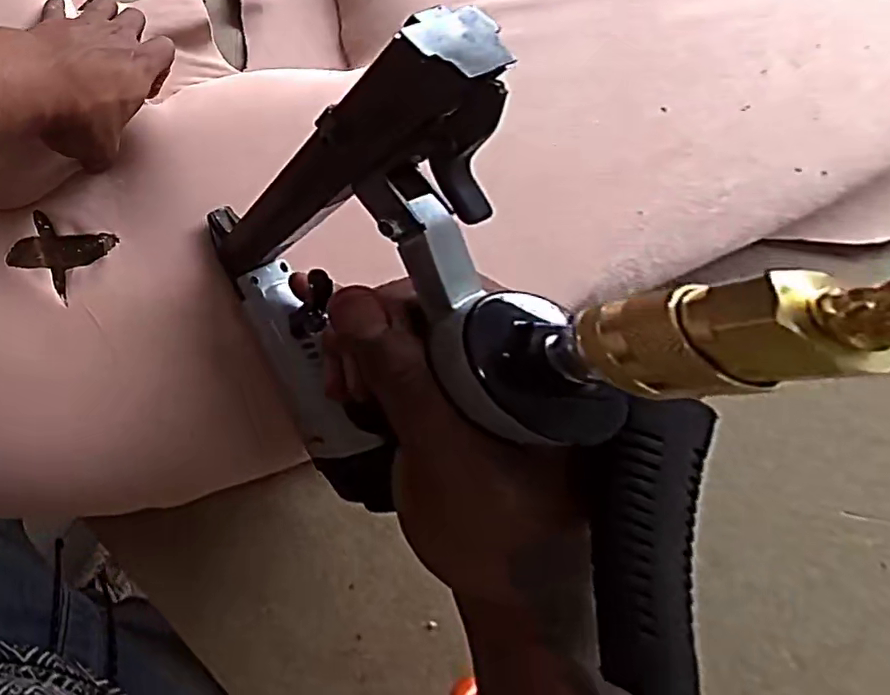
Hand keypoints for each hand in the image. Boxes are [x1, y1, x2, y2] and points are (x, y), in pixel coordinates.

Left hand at [23, 0, 174, 171]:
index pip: (164, 51)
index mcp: (138, 67)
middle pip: (136, 18)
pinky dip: (56, 11)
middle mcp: (115, 39)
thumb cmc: (75, 113)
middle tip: (120, 53)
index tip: (143, 83)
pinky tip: (53, 16)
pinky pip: (57, 8)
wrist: (35, 86)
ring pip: (104, 4)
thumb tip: (97, 162)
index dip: (157, 65)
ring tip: (95, 29)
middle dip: (131, 32)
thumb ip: (104, 152)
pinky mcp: (52, 22)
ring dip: (102, 13)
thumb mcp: (99, 147)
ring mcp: (83, 25)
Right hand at [323, 281, 592, 617]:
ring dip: (359, 354)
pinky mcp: (452, 384)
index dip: (393, 311)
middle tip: (354, 385)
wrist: (511, 594)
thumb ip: (402, 379)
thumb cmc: (501, 541)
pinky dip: (362, 366)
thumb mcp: (445, 457)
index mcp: (537, 364)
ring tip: (355, 397)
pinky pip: (394, 350)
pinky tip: (358, 394)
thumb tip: (353, 302)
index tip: (361, 351)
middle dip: (368, 339)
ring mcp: (481, 371)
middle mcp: (512, 356)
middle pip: (417, 304)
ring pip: (398, 325)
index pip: (451, 294)